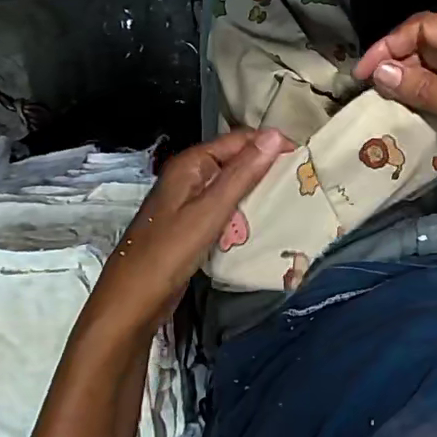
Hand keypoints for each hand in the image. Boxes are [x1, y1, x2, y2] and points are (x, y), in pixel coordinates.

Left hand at [83, 128, 293, 329]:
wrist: (132, 301)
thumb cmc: (168, 253)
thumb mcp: (210, 210)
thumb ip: (242, 173)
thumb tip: (274, 135)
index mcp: (190, 165)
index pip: (238, 140)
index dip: (270, 145)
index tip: (304, 159)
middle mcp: (189, 177)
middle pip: (235, 162)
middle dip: (266, 169)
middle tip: (302, 183)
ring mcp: (188, 203)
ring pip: (231, 188)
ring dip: (257, 193)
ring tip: (291, 202)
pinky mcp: (191, 227)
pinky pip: (224, 211)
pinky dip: (243, 214)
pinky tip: (264, 225)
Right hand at [353, 12, 436, 201]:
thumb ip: (424, 89)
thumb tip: (379, 73)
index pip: (424, 27)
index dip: (388, 47)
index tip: (363, 75)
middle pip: (430, 44)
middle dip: (398, 64)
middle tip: (372, 94)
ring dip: (412, 82)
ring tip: (387, 105)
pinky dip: (431, 96)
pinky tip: (414, 113)